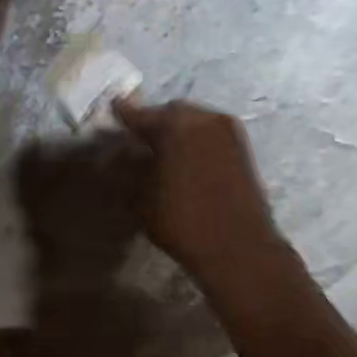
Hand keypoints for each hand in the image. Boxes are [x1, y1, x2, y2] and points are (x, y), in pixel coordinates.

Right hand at [114, 99, 283, 276]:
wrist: (238, 247)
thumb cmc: (181, 222)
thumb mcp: (141, 196)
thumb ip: (130, 166)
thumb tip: (125, 151)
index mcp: (174, 126)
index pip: (140, 113)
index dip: (124, 113)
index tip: (114, 109)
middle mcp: (203, 119)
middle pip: (171, 111)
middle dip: (154, 121)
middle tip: (139, 138)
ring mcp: (228, 132)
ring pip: (194, 121)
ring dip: (178, 131)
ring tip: (163, 150)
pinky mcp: (242, 149)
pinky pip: (210, 134)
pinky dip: (195, 140)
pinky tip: (185, 159)